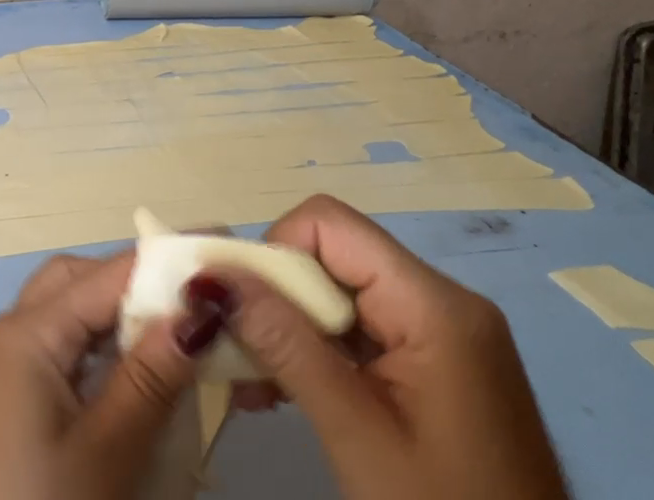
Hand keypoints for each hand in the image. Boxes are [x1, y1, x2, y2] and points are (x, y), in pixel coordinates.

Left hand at [0, 252, 225, 499]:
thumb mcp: (107, 449)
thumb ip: (151, 378)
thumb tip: (200, 309)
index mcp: (28, 332)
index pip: (105, 274)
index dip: (164, 257)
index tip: (224, 245)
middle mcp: (14, 333)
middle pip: (81, 282)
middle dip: (140, 280)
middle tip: (200, 297)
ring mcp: (11, 365)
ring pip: (73, 313)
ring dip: (124, 314)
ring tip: (184, 329)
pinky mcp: (16, 396)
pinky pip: (66, 348)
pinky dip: (106, 347)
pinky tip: (144, 370)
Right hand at [219, 195, 568, 499]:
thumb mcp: (354, 429)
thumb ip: (284, 343)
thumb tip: (211, 276)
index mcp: (434, 305)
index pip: (328, 224)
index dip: (273, 253)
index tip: (241, 312)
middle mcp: (443, 301)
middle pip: (331, 256)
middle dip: (273, 296)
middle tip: (232, 351)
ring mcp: (442, 334)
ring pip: (337, 294)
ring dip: (286, 329)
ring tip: (250, 384)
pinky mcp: (436, 364)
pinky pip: (358, 331)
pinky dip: (314, 352)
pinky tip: (281, 394)